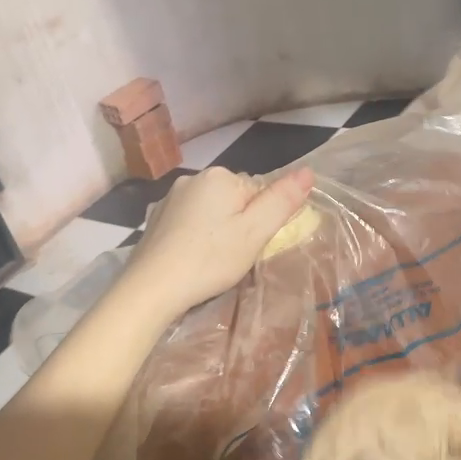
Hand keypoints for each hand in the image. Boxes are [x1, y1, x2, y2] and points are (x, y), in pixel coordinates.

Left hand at [118, 166, 315, 320]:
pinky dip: (195, 236)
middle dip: (238, 222)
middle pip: (232, 198)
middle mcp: (192, 179)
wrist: (152, 287)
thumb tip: (308, 172)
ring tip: (212, 260)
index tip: (252, 245)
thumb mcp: (255, 233)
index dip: (261, 220)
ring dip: (216, 229)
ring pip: (209, 210)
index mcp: (219, 177)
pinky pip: (188, 222)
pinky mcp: (155, 219)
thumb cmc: (210, 260)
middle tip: (234, 255)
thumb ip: (281, 201)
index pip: (257, 191)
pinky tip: (191, 258)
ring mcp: (169, 198)